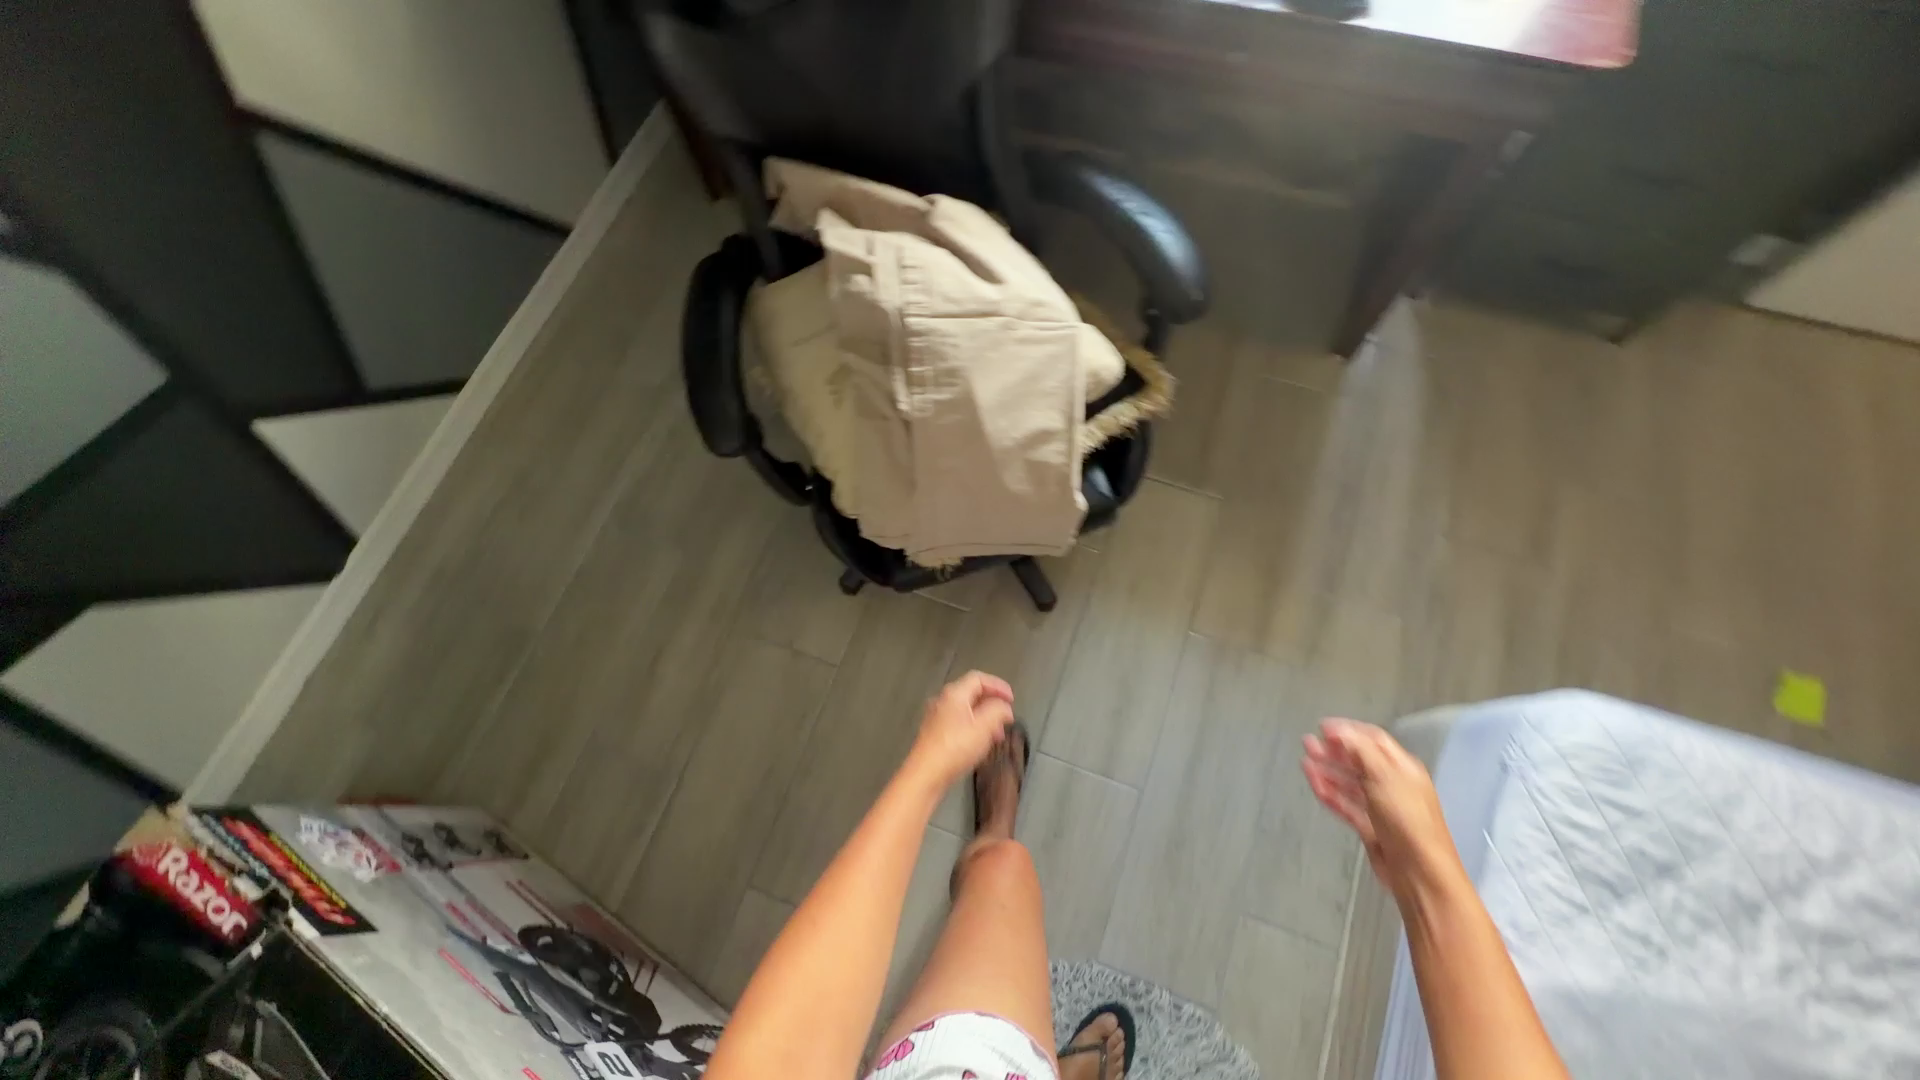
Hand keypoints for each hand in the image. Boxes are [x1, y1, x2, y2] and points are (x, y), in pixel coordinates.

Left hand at [907, 671, 1015, 788]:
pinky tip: (980, 744)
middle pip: (971, 693)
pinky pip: (958, 723)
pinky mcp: (933, 734)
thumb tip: (1004, 707)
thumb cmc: (956, 748)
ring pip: (966, 710)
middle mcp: (942, 701)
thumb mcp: (984, 727)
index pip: (978, 678)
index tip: (1011, 699)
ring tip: (997, 735)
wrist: (925, 774)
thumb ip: (998, 711)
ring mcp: (936, 717)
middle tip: (1006, 717)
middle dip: (992, 704)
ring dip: (984, 718)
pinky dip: (973, 728)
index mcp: (954, 694)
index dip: (998, 685)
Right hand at [1301, 719, 1461, 902]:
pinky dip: (1330, 793)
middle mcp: (1392, 784)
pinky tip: (1315, 784)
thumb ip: (1359, 750)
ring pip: (1350, 783)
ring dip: (1328, 770)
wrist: (1418, 871)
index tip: (1322, 727)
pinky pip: (1346, 805)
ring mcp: (1380, 807)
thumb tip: (1338, 731)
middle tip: (1308, 743)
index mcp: (1402, 768)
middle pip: (1359, 761)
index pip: (1373, 739)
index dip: (1348, 731)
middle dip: (1333, 750)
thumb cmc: (1407, 819)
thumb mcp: (1384, 776)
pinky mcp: (1369, 827)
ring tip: (1305, 760)